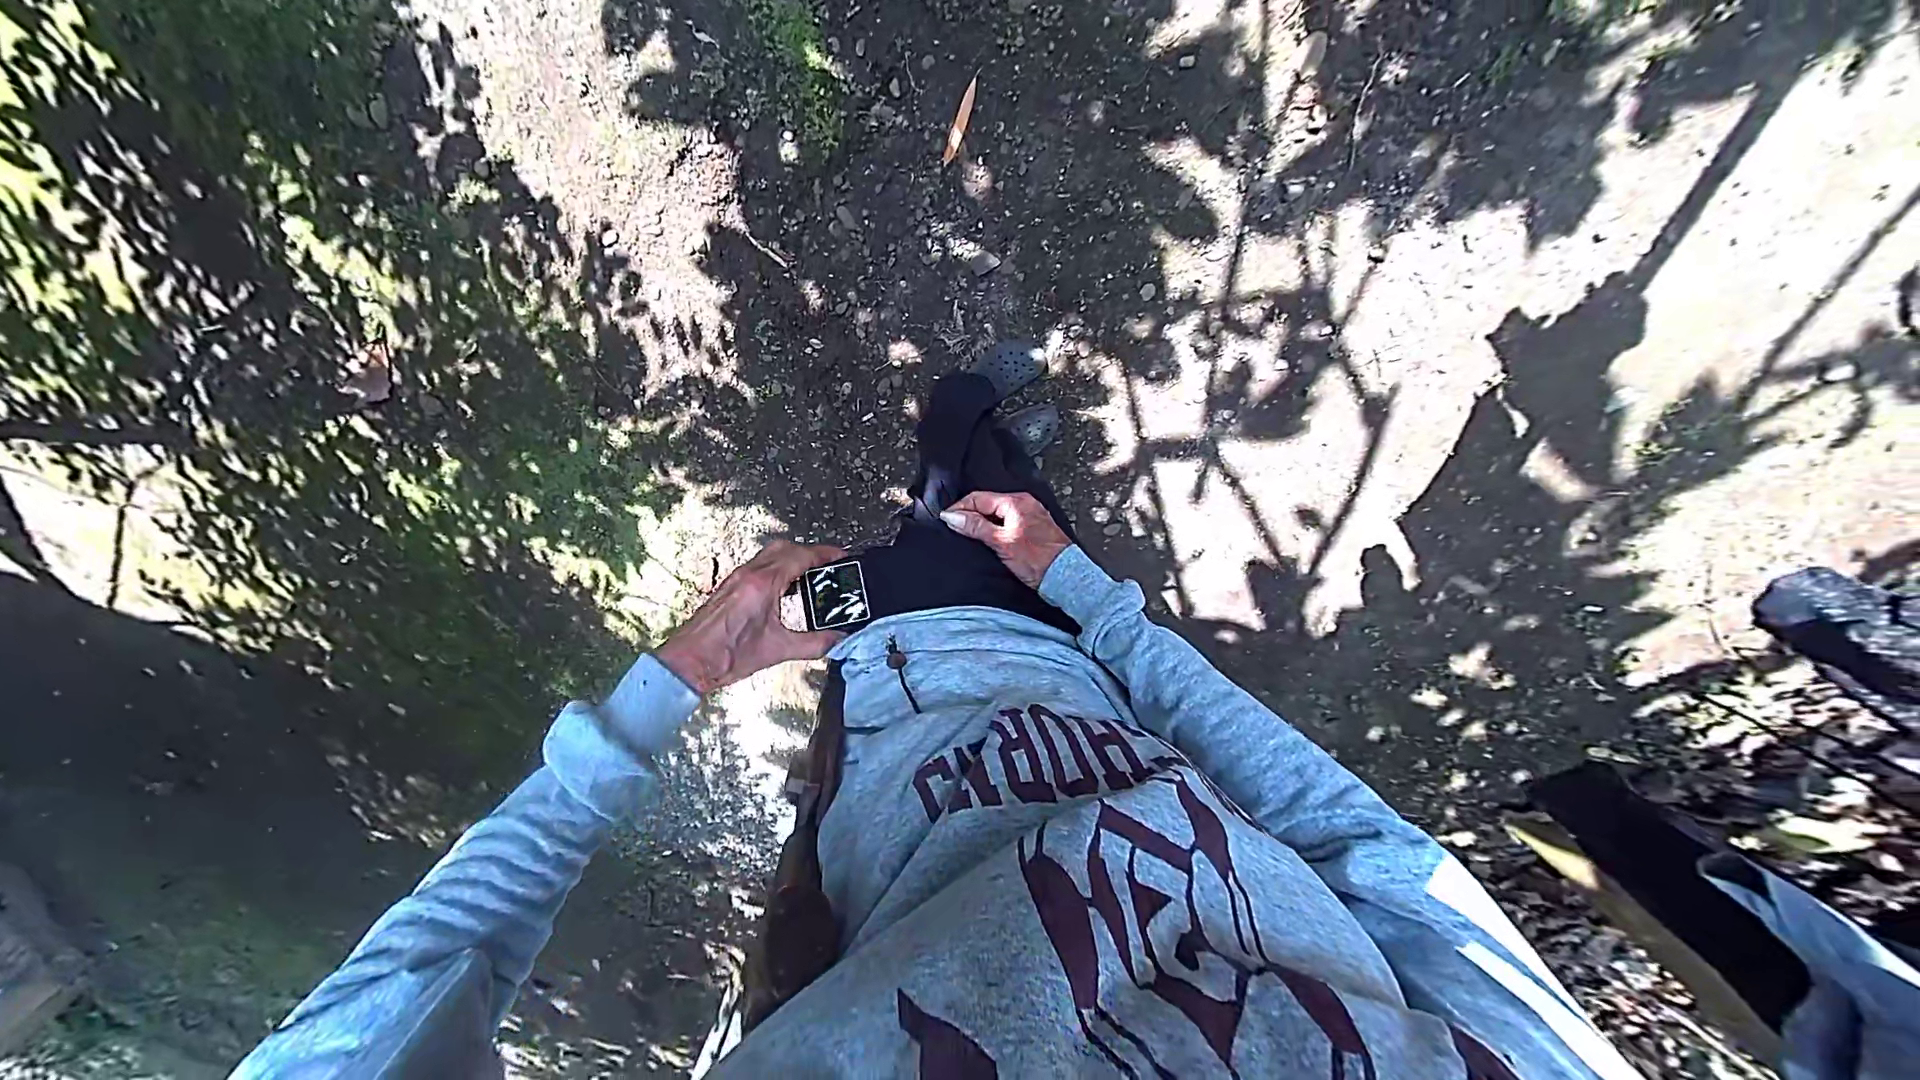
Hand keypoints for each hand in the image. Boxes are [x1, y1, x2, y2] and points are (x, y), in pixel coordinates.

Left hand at [655, 540, 847, 695]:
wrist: (689, 661)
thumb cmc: (725, 655)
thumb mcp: (778, 650)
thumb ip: (814, 643)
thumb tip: (838, 639)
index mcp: (762, 584)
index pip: (800, 556)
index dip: (824, 554)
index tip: (840, 557)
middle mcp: (749, 575)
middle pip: (785, 548)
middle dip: (810, 552)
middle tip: (828, 563)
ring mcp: (737, 579)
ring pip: (770, 554)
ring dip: (793, 558)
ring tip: (811, 574)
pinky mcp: (730, 587)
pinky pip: (759, 566)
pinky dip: (778, 568)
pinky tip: (785, 588)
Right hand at [939, 491, 1071, 588]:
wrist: (1065, 577)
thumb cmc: (1039, 560)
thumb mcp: (1002, 542)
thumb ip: (976, 527)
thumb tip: (952, 516)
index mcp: (1017, 501)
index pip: (979, 498)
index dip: (960, 509)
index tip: (946, 521)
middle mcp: (1024, 503)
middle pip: (987, 504)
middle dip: (969, 515)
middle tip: (954, 528)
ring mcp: (1029, 515)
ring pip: (996, 514)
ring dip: (981, 522)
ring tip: (967, 535)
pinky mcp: (1032, 529)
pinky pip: (1006, 522)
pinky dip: (993, 528)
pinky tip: (987, 540)